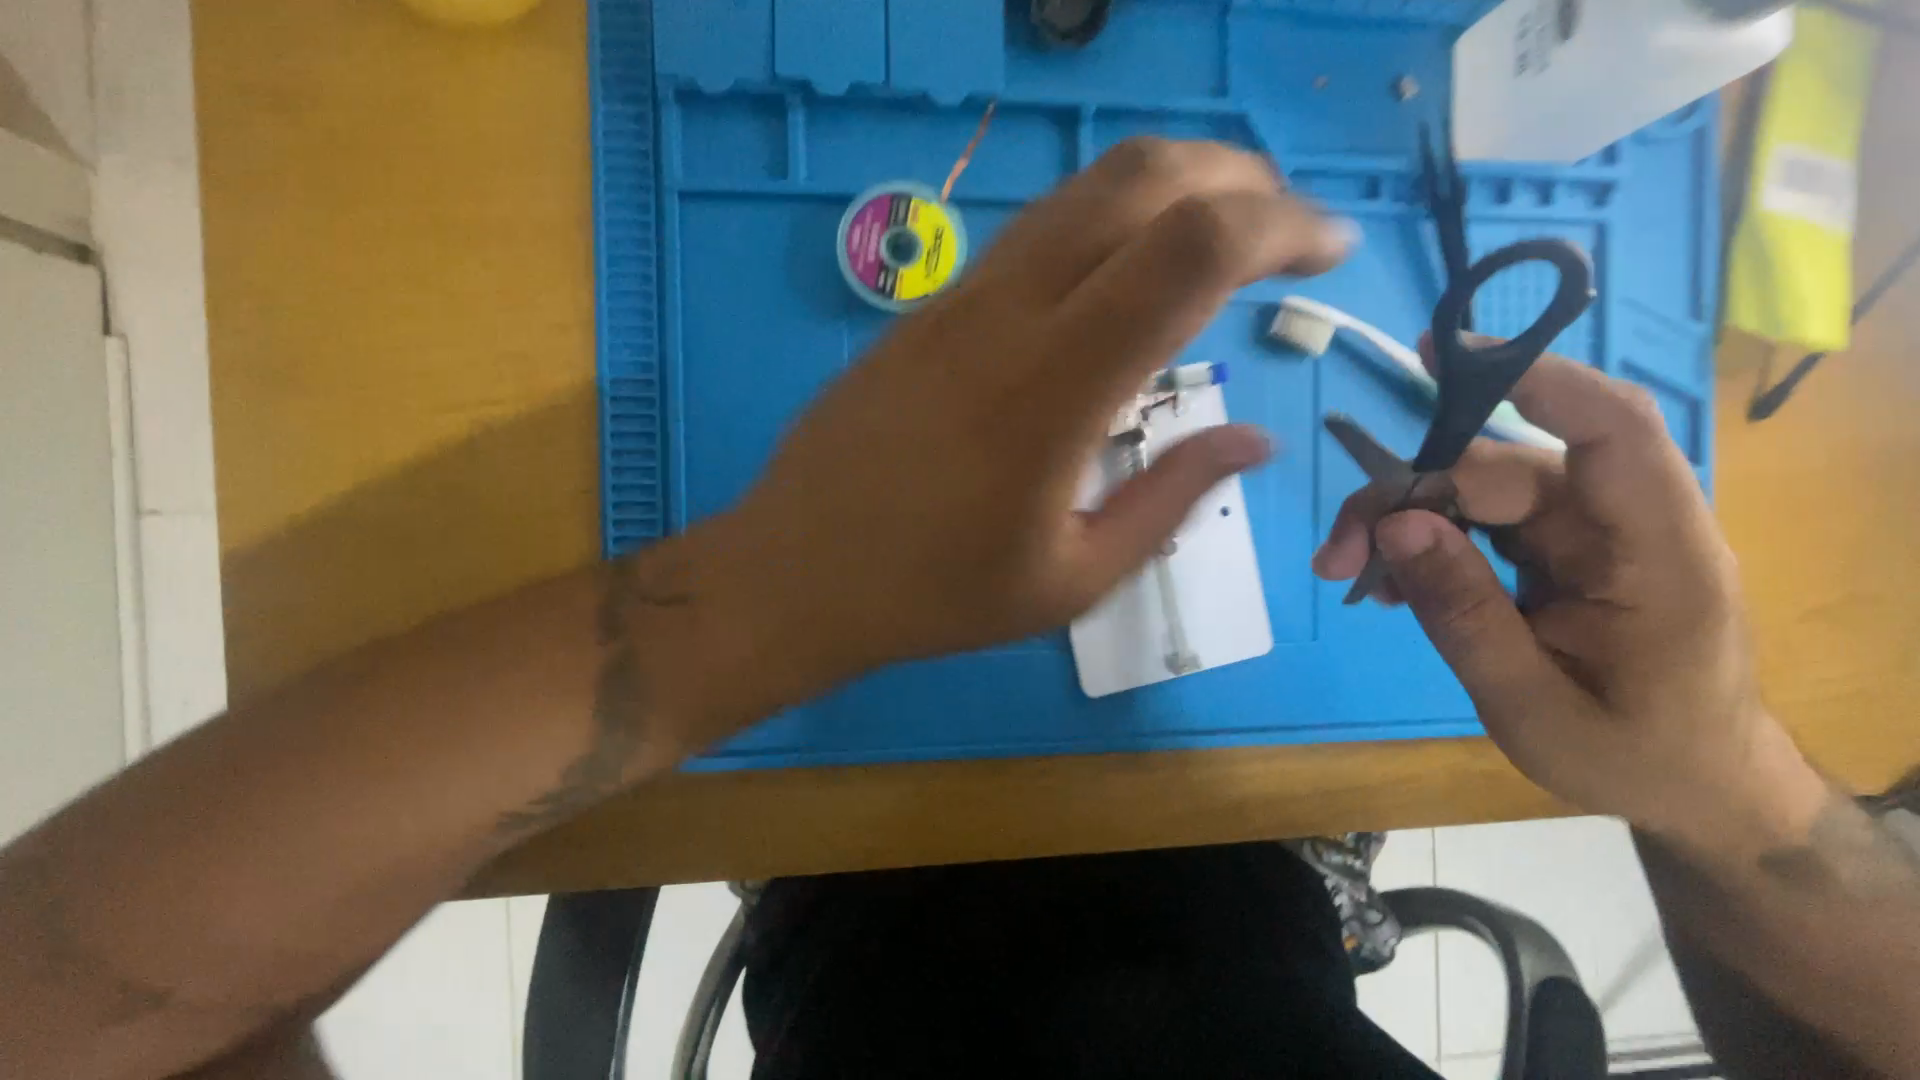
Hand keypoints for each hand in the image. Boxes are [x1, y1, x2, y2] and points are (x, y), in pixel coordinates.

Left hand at [699, 138, 1350, 709]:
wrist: (793, 573)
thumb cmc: (934, 596)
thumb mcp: (1073, 578)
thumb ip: (1172, 499)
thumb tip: (1256, 439)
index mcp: (1056, 390)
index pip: (1189, 250)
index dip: (1281, 226)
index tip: (1330, 250)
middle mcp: (1008, 315)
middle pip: (1139, 179)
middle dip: (1238, 177)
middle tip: (1287, 228)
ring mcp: (957, 299)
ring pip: (1080, 190)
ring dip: (1171, 185)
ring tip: (1222, 232)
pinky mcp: (927, 306)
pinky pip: (1033, 231)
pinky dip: (1106, 219)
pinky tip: (1125, 271)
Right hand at [1313, 342, 1828, 858]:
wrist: (1693, 787)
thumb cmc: (1634, 757)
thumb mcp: (1532, 705)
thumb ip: (1466, 616)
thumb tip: (1397, 524)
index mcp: (1659, 556)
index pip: (1613, 431)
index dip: (1535, 376)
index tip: (1438, 352)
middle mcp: (1624, 526)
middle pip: (1503, 470)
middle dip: (1407, 499)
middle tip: (1337, 558)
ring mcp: (1588, 537)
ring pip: (1477, 494)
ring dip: (1404, 524)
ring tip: (1350, 576)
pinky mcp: (1557, 553)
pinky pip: (1478, 526)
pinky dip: (1424, 546)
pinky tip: (1389, 585)